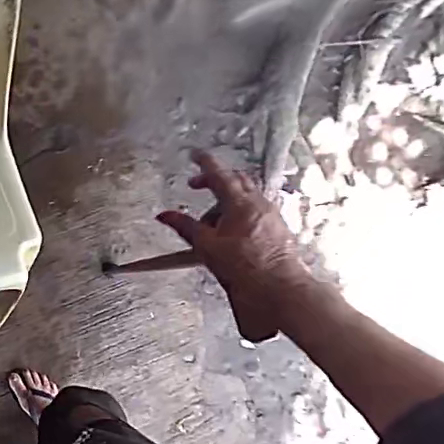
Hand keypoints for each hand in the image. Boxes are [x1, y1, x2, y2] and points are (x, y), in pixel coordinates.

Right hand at [157, 150, 315, 342]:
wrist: (278, 287)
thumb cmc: (243, 266)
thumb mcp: (205, 245)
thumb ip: (184, 226)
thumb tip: (165, 215)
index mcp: (239, 203)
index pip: (220, 175)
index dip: (205, 163)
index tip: (196, 155)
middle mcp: (259, 204)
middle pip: (237, 180)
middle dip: (216, 179)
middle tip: (198, 184)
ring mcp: (271, 215)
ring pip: (248, 195)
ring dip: (227, 199)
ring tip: (211, 219)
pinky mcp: (278, 228)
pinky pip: (257, 209)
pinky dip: (240, 211)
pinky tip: (231, 230)